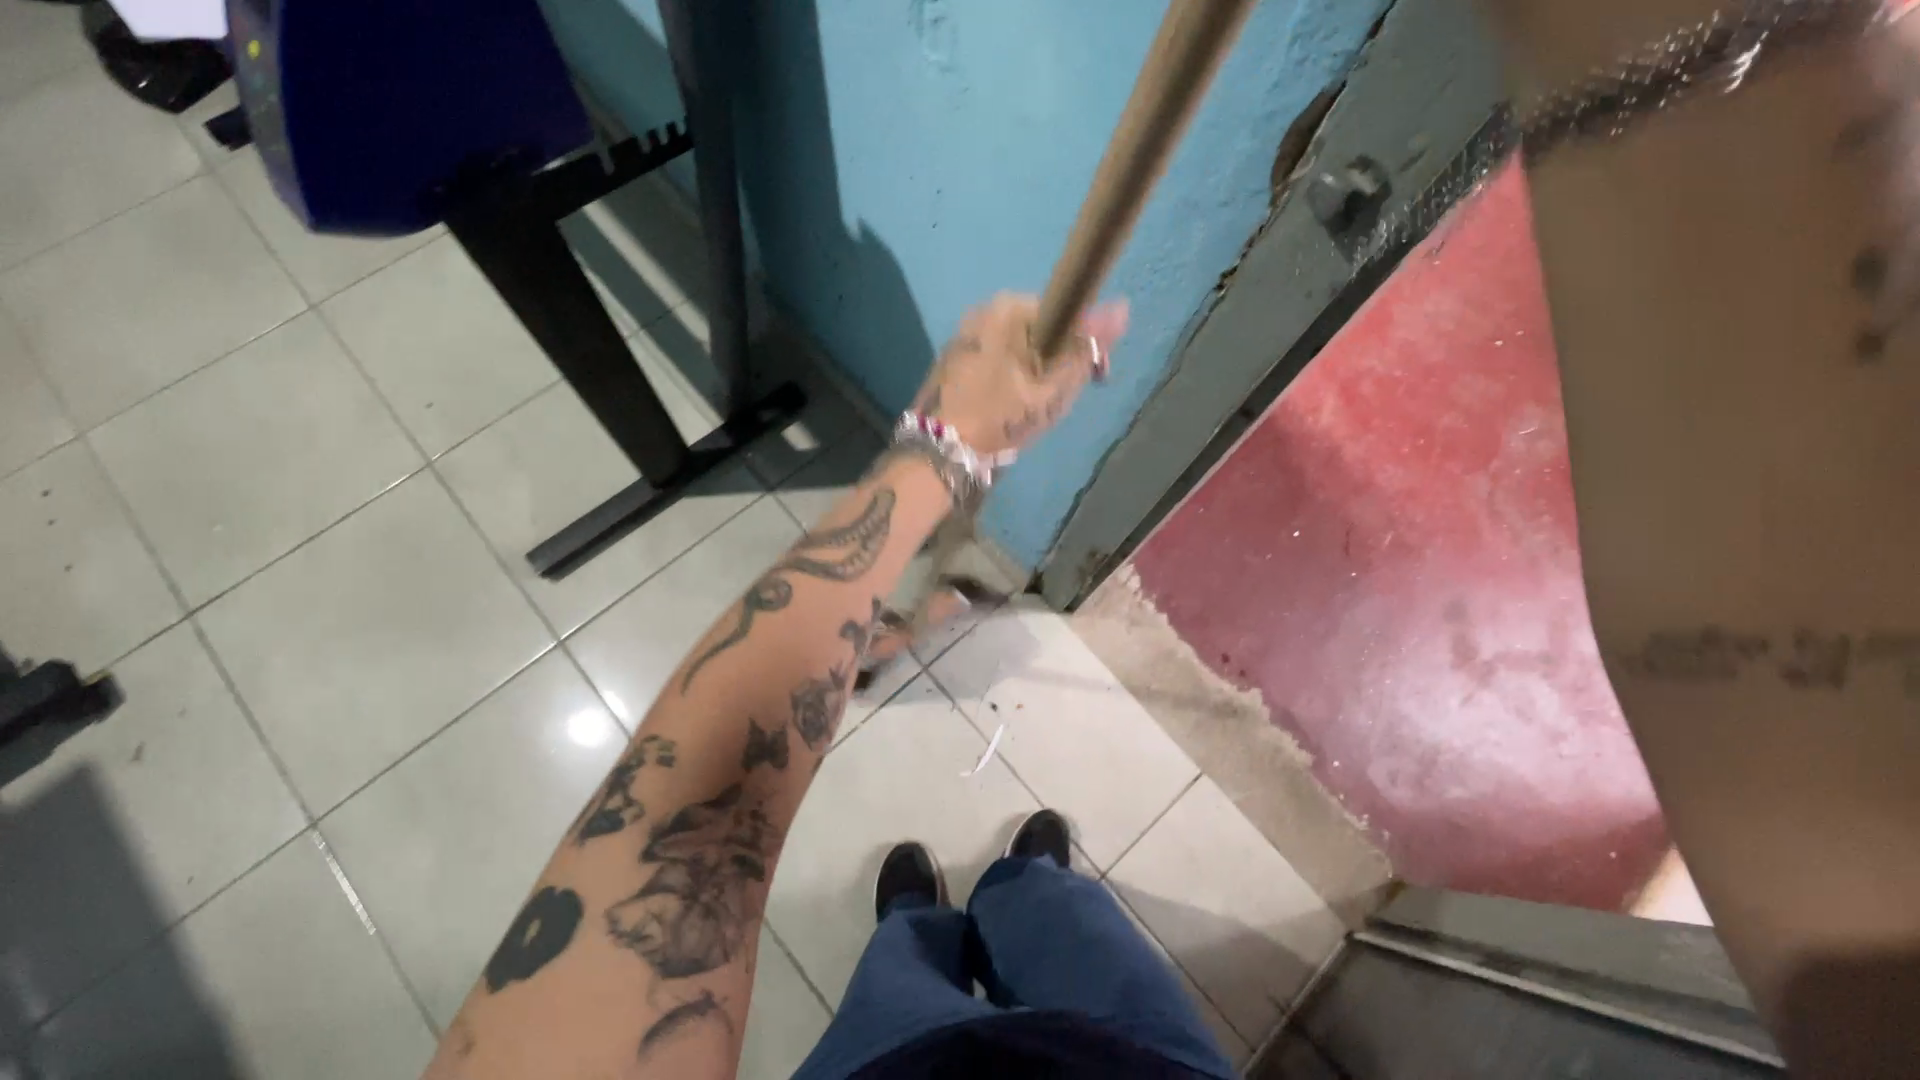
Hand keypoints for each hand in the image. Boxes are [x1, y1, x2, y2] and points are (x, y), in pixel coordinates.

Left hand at [910, 293, 1129, 457]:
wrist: (938, 453)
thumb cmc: (999, 418)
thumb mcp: (1051, 389)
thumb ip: (1086, 349)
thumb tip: (1122, 307)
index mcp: (1007, 308)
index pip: (1066, 312)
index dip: (1085, 345)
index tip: (1095, 377)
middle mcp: (983, 310)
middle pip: (1041, 331)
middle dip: (1058, 362)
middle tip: (1060, 401)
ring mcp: (964, 334)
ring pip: (1019, 348)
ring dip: (1035, 373)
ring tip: (1034, 409)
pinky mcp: (953, 359)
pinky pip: (997, 361)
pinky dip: (1011, 379)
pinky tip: (1008, 409)